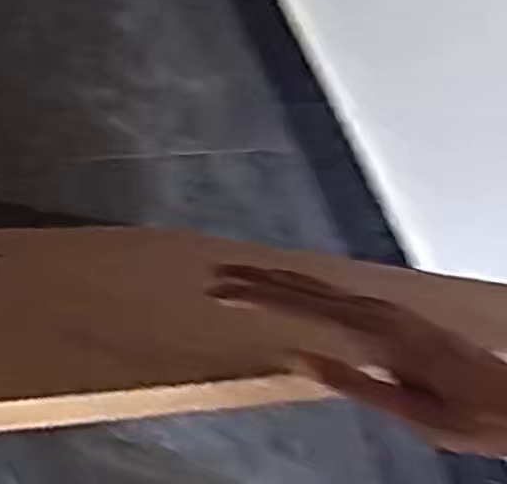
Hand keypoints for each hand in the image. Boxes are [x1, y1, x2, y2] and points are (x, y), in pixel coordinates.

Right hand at [210, 264, 506, 453]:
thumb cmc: (478, 419)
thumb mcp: (422, 418)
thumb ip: (355, 386)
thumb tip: (290, 356)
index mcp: (373, 332)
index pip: (294, 305)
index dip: (251, 296)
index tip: (214, 292)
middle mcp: (373, 310)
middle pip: (299, 285)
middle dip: (252, 278)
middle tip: (212, 275)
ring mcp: (383, 307)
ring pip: (312, 282)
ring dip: (270, 276)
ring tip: (235, 272)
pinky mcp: (389, 311)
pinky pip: (328, 288)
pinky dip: (294, 282)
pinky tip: (286, 284)